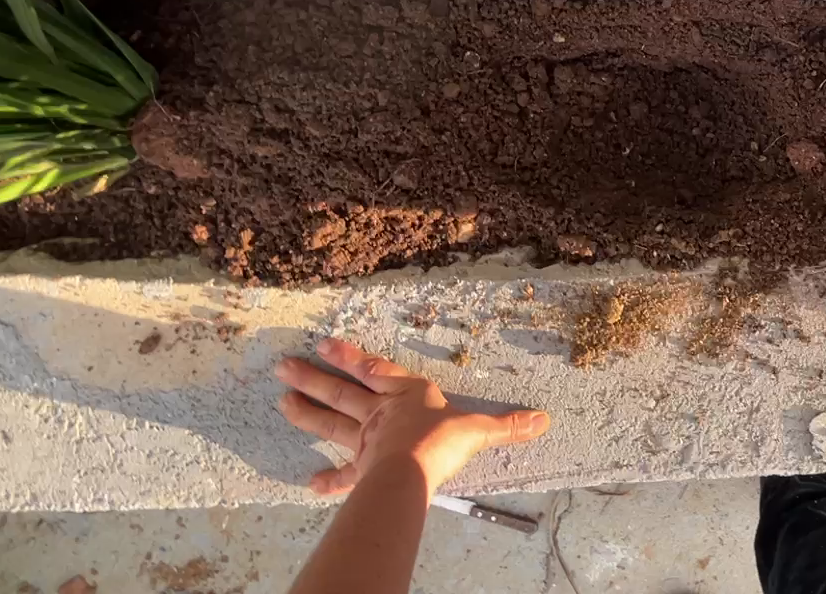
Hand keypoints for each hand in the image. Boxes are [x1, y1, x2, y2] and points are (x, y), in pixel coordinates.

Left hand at [275, 337, 550, 494]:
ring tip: (280, 399)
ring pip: (331, 422)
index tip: (324, 344)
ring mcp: (365, 441)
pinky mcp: (360, 471)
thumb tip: (544, 419)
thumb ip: (509, 425)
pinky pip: (341, 474)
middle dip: (313, 378)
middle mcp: (381, 412)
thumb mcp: (480, 429)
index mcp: (407, 394)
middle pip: (342, 392)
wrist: (413, 474)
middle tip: (283, 365)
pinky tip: (308, 482)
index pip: (376, 370)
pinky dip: (326, 479)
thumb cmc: (442, 442)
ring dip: (306, 411)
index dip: (351, 357)